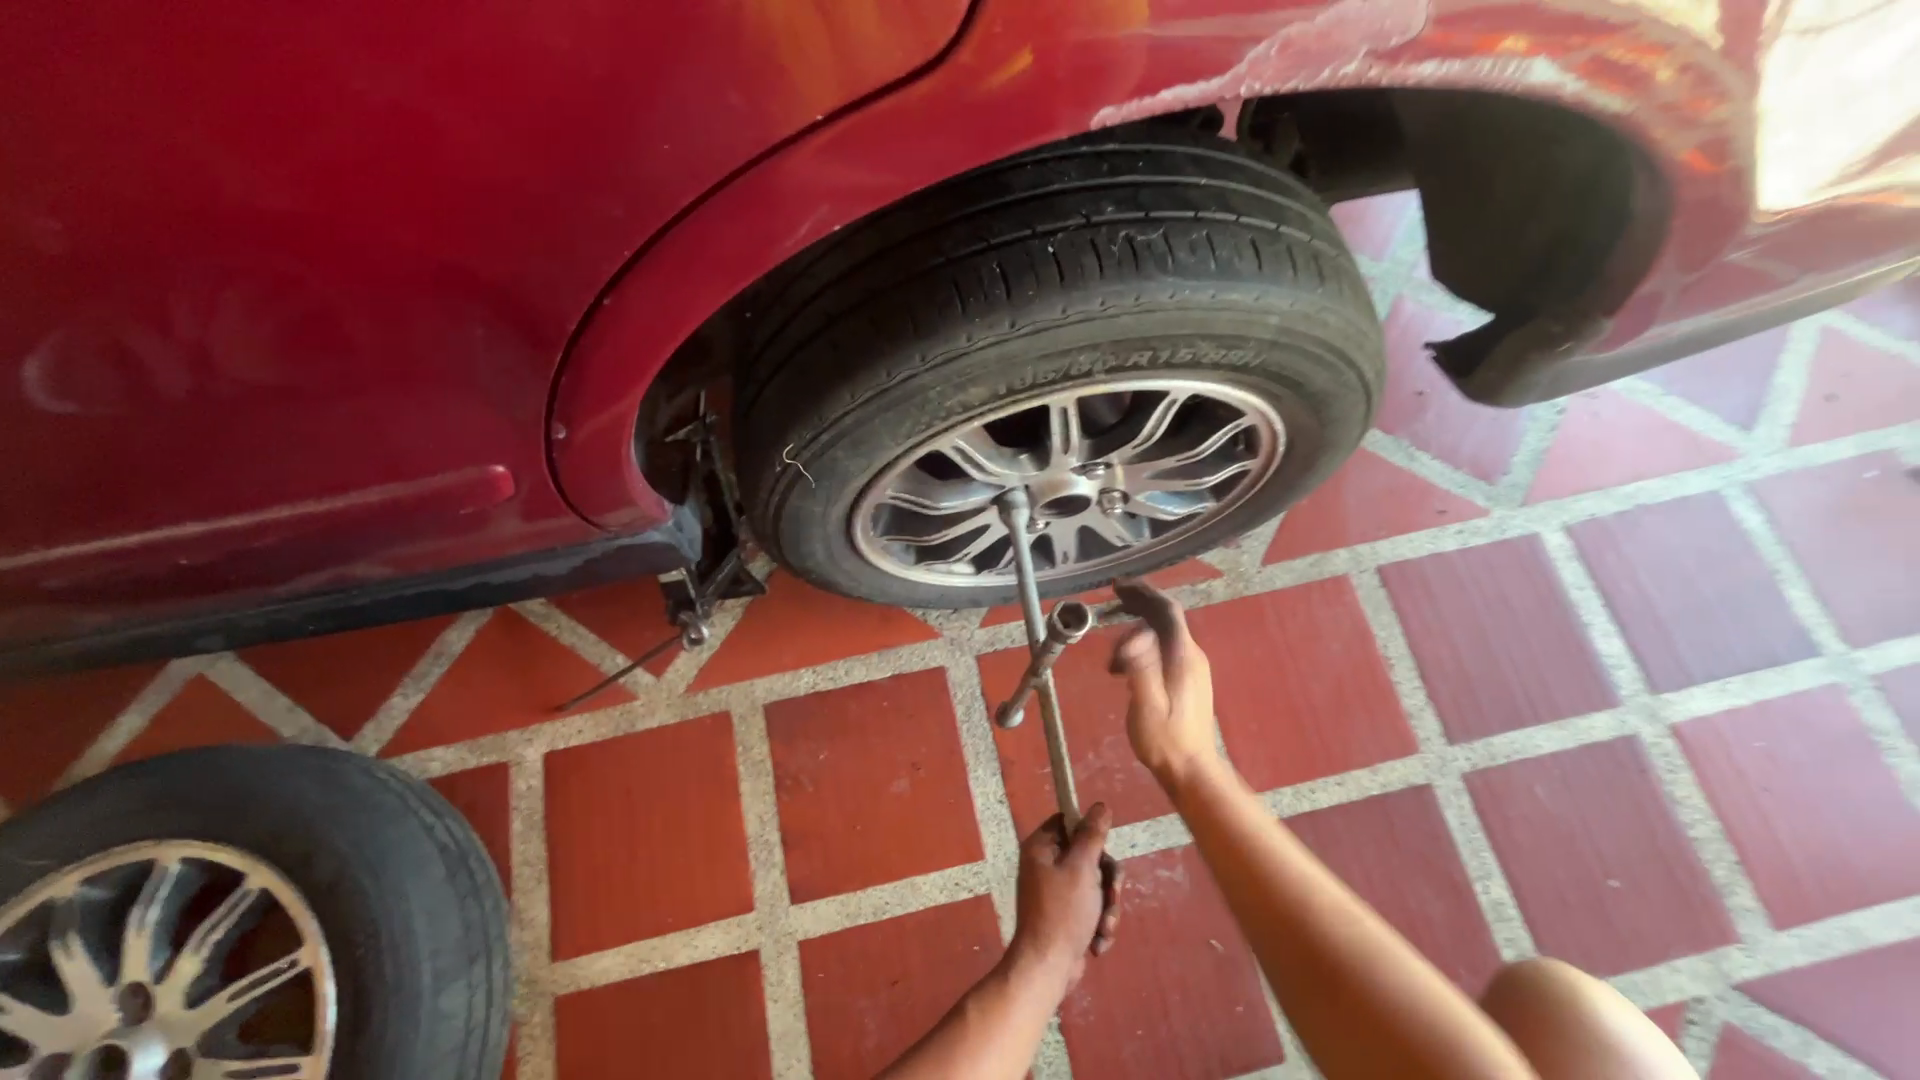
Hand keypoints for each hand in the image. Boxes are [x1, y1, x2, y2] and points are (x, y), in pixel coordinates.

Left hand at [1009, 803, 1119, 988]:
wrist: (1048, 966)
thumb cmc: (1062, 912)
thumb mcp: (1082, 868)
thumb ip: (1092, 836)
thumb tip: (1100, 805)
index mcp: (1041, 848)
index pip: (1069, 822)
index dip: (1090, 833)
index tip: (1104, 849)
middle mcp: (1045, 866)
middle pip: (1089, 856)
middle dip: (1106, 881)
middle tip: (1112, 896)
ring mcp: (1056, 892)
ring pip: (1095, 885)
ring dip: (1106, 907)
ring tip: (1104, 927)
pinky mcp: (1066, 915)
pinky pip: (1091, 908)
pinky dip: (1099, 923)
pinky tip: (1098, 941)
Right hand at [1109, 580, 1220, 786]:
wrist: (1191, 769)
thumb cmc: (1165, 741)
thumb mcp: (1146, 706)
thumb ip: (1141, 669)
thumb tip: (1134, 636)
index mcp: (1182, 657)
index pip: (1166, 611)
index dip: (1143, 593)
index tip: (1118, 586)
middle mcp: (1192, 655)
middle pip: (1167, 617)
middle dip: (1140, 602)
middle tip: (1113, 596)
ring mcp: (1192, 667)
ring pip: (1165, 632)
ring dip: (1138, 626)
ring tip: (1112, 648)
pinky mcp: (1188, 678)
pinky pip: (1165, 647)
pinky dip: (1143, 644)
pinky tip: (1125, 666)